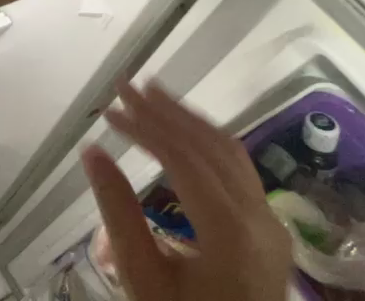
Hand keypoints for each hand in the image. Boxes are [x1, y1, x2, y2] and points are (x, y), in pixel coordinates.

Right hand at [83, 83, 293, 300]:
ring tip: (152, 95)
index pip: (182, 159)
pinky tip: (184, 131)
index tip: (108, 109)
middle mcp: (261, 219)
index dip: (143, 127)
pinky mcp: (270, 231)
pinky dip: (208, 141)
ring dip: (188, 120)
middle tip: (126, 86)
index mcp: (231, 232)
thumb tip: (92, 151)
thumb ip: (118, 212)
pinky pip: (241, 170)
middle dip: (165, 112)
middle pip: (210, 147)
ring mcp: (272, 225)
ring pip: (231, 153)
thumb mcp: (143, 278)